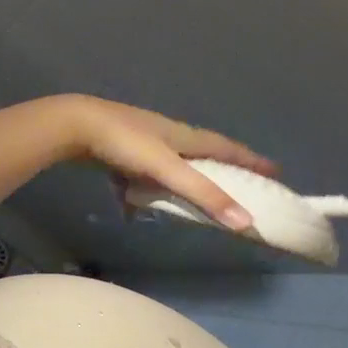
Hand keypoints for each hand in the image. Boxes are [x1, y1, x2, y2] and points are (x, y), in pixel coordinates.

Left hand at [65, 97, 277, 232]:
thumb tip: (246, 222)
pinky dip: (138, 191)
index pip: (226, 147)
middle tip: (237, 189)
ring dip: (178, 182)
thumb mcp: (166, 168)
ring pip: (166, 165)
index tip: (275, 172)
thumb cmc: (123, 142)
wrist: (72, 125)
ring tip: (187, 202)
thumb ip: (202, 194)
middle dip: (218, 172)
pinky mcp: (115, 152)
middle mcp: (164, 135)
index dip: (250, 160)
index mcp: (183, 135)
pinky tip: (130, 209)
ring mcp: (138, 142)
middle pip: (199, 155)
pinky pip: (135, 176)